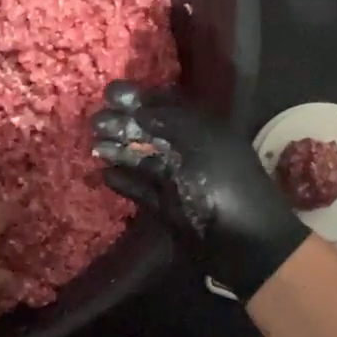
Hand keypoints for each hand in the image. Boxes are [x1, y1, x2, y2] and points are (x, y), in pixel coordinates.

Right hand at [91, 80, 308, 299]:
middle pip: (152, 132)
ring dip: (119, 151)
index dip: (140, 97)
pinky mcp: (170, 209)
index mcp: (205, 129)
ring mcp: (179, 182)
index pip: (168, 105)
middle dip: (123, 124)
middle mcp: (191, 151)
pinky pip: (143, 191)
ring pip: (144, 160)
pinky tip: (103, 175)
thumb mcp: (198, 141)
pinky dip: (124, 182)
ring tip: (93, 145)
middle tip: (94, 122)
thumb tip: (135, 109)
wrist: (243, 242)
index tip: (110, 94)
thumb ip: (167, 120)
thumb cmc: (224, 182)